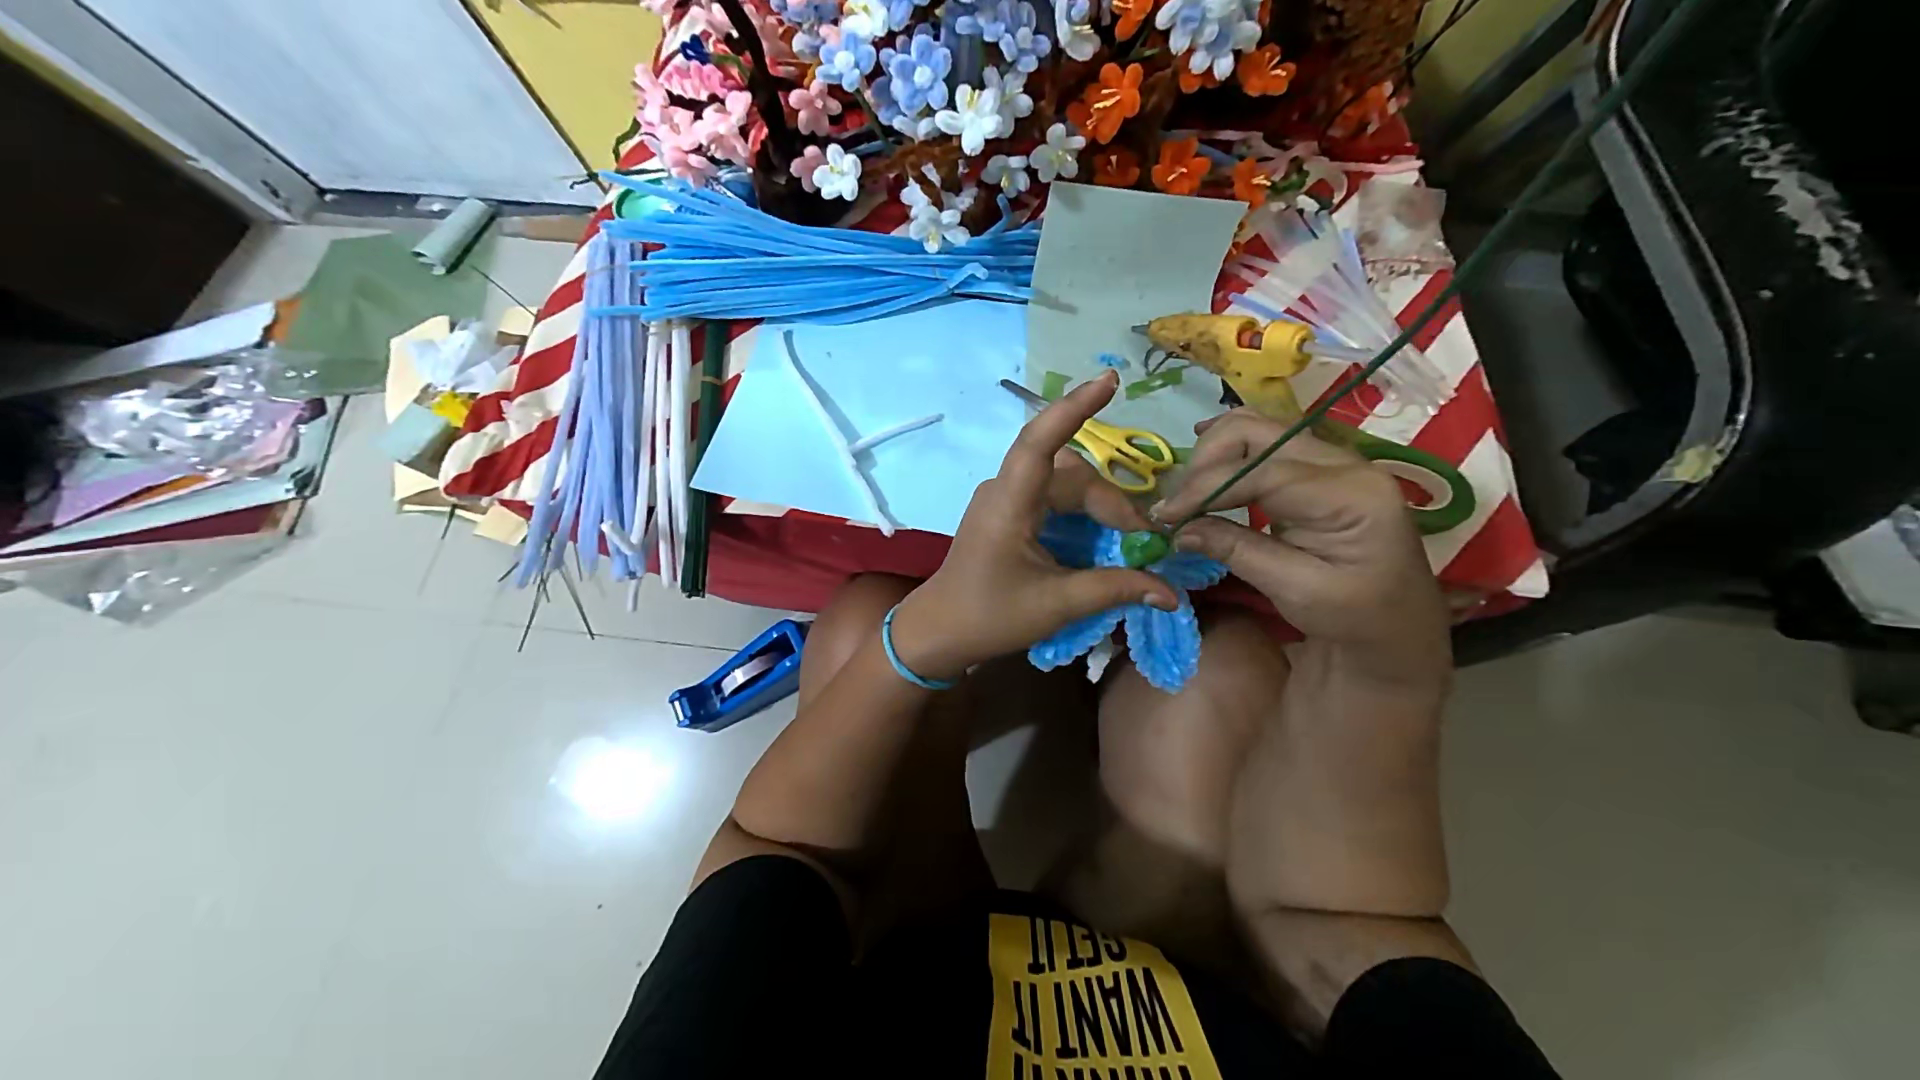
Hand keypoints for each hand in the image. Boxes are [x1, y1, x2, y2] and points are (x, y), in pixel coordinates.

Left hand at [890, 371, 1179, 679]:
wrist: (940, 632)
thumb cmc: (989, 617)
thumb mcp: (1056, 605)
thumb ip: (1116, 589)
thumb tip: (1173, 593)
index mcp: (1008, 503)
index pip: (1039, 442)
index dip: (1073, 408)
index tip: (1110, 381)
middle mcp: (1005, 490)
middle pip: (1069, 472)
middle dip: (1110, 501)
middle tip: (1145, 540)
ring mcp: (1005, 500)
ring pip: (1064, 483)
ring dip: (1099, 506)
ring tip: (1130, 538)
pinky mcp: (1009, 513)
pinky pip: (1054, 498)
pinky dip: (1083, 512)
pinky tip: (1105, 535)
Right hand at [1153, 409, 1449, 687]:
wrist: (1398, 626)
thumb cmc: (1355, 616)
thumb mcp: (1297, 592)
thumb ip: (1239, 552)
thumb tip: (1179, 530)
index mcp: (1351, 495)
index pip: (1263, 472)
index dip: (1206, 487)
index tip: (1165, 514)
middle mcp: (1345, 463)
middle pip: (1260, 432)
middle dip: (1206, 461)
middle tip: (1175, 504)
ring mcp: (1333, 461)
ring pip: (1258, 429)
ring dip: (1213, 454)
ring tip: (1186, 492)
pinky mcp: (1317, 469)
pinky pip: (1265, 443)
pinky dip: (1228, 453)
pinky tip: (1204, 469)